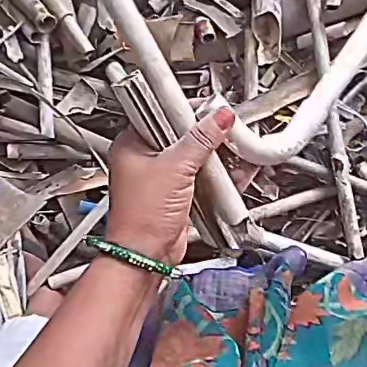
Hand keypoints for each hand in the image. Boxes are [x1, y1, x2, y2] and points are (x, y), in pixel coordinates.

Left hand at [104, 107, 235, 264]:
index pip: (163, 113)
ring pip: (194, 157)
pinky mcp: (176, 194)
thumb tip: (219, 118)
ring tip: (234, 150)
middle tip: (227, 131)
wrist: (146, 256)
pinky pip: (200, 177)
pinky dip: (217, 175)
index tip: (211, 110)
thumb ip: (200, 141)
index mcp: (132, 144)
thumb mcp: (175, 169)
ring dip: (216, 156)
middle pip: (182, 134)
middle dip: (208, 135)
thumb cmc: (142, 218)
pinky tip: (233, 171)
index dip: (188, 111)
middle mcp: (145, 158)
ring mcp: (162, 177)